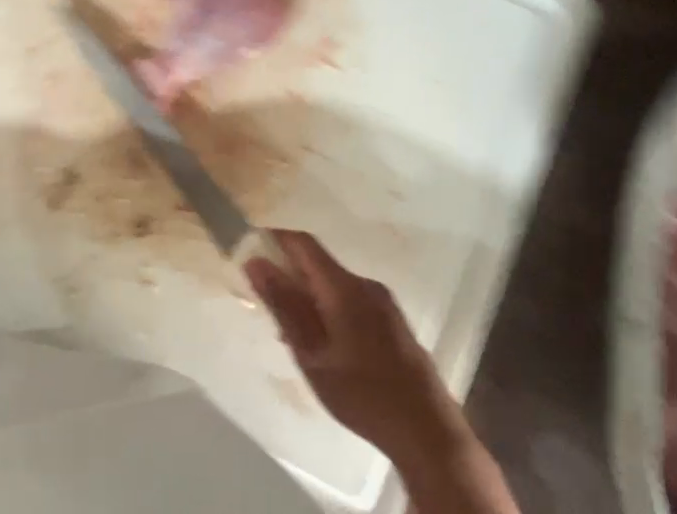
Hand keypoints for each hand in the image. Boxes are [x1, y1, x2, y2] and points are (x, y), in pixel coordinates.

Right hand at [244, 229, 467, 462]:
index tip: (247, 257)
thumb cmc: (362, 395)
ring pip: (332, 285)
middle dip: (286, 276)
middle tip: (265, 308)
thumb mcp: (311, 354)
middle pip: (316, 263)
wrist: (430, 435)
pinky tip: (322, 345)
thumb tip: (255, 262)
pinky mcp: (393, 322)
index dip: (271, 240)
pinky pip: (350, 300)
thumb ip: (283, 305)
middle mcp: (366, 285)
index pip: (301, 242)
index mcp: (344, 287)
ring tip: (291, 335)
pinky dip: (327, 309)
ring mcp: (385, 303)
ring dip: (306, 296)